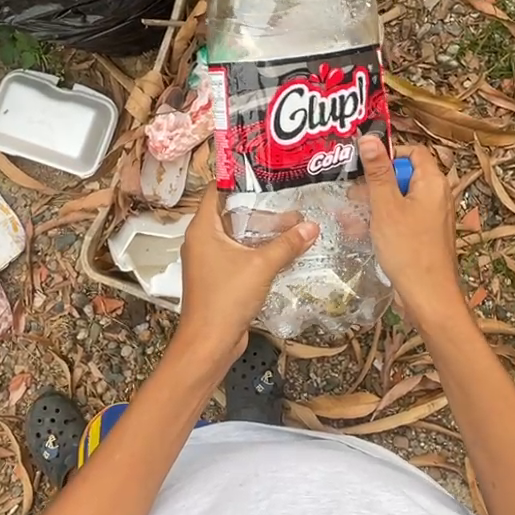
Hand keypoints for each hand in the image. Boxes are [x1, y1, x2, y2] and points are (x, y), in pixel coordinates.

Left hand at [174, 187, 317, 366]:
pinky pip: (239, 255)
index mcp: (202, 229)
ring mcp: (208, 260)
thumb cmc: (227, 297)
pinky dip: (257, 250)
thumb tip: (312, 227)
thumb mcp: (261, 266)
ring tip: (291, 221)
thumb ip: (287, 244)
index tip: (265, 171)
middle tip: (287, 196)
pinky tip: (282, 249)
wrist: (209, 343)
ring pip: (236, 236)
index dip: (239, 178)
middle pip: (230, 213)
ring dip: (261, 230)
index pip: (217, 191)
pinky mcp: (218, 278)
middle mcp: (201, 240)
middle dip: (258, 206)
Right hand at [358, 135, 467, 327]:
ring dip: (376, 204)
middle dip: (376, 182)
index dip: (388, 155)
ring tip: (352, 216)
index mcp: (433, 182)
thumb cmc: (408, 249)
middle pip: (405, 175)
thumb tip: (369, 137)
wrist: (428, 296)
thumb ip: (377, 172)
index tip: (364, 167)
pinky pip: (402, 217)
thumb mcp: (386, 206)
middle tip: (354, 195)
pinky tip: (363, 232)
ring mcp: (432, 216)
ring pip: (400, 198)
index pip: (412, 152)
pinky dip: (384, 220)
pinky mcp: (425, 234)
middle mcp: (437, 195)